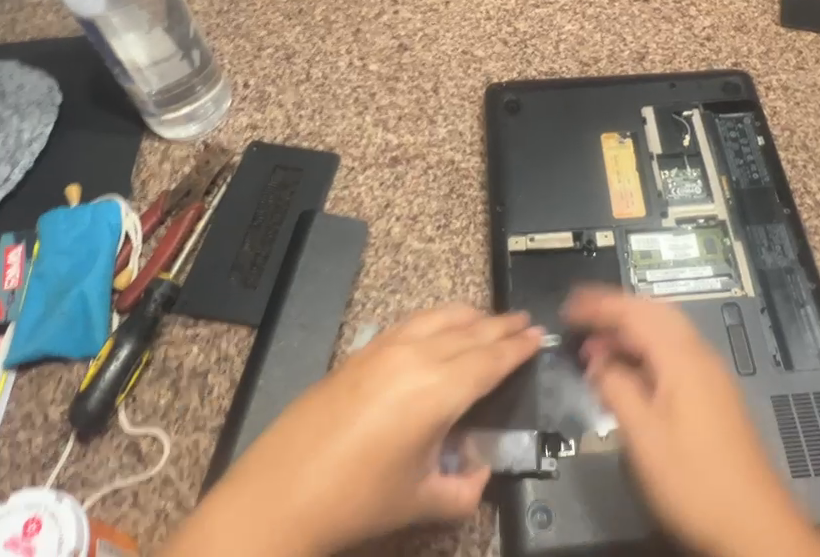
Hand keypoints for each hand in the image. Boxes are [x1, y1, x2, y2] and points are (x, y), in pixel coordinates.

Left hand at [167, 305, 541, 556]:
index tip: (540, 336)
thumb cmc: (356, 503)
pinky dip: (435, 319)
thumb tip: (481, 470)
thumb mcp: (423, 502)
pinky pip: (409, 323)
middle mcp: (415, 357)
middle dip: (501, 326)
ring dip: (469, 315)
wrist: (279, 495)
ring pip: (438, 318)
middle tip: (526, 321)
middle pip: (469, 331)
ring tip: (489, 319)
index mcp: (438, 391)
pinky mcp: (359, 353)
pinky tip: (439, 327)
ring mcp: (383, 349)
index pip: (490, 360)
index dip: (518, 348)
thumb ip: (465, 488)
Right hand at [565, 287, 819, 556]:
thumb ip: (616, 388)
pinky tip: (627, 373)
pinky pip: (673, 353)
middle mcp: (700, 356)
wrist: (755, 526)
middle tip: (580, 319)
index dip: (599, 305)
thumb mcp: (643, 437)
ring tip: (596, 348)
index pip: (634, 313)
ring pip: (665, 332)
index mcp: (682, 359)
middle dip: (615, 310)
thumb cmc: (694, 481)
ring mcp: (711, 375)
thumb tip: (597, 360)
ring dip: (629, 330)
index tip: (568, 306)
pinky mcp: (714, 395)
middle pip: (654, 313)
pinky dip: (645, 350)